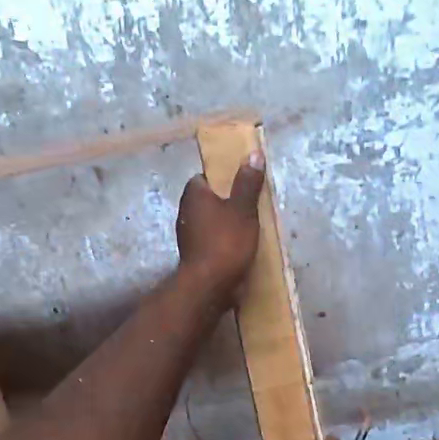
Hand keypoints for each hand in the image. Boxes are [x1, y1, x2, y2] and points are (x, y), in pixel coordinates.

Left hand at [176, 154, 263, 295]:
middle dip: (223, 200)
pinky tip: (237, 246)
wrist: (209, 285)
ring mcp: (187, 236)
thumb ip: (247, 183)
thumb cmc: (226, 242)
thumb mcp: (243, 209)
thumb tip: (253, 154)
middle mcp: (185, 213)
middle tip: (247, 203)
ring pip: (207, 221)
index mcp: (193, 196)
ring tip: (246, 225)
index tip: (239, 183)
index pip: (202, 178)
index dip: (220, 178)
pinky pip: (209, 240)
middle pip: (205, 200)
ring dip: (222, 222)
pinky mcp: (193, 255)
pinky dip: (220, 240)